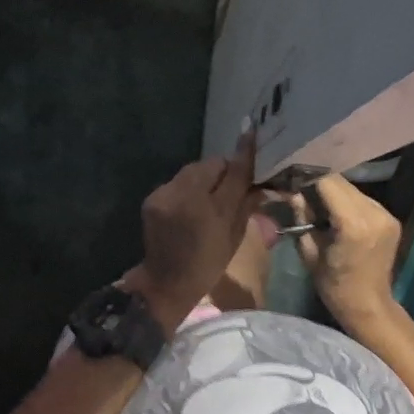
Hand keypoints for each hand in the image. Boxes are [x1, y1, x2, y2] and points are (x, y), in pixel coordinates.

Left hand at [128, 131, 262, 322]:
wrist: (165, 282)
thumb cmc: (207, 264)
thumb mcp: (234, 237)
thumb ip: (247, 204)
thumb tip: (261, 183)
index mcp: (213, 210)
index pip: (233, 172)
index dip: (244, 153)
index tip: (251, 130)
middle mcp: (187, 196)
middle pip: (211, 165)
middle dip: (223, 171)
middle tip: (230, 186)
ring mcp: (166, 195)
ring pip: (193, 171)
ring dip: (205, 177)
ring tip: (210, 197)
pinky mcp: (153, 198)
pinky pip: (178, 182)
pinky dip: (188, 187)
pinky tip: (190, 204)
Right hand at [293, 175, 402, 326]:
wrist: (369, 305)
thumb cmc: (334, 285)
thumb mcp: (309, 253)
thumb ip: (302, 218)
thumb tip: (294, 194)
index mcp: (354, 224)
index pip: (328, 183)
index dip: (308, 178)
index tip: (292, 181)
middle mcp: (375, 213)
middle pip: (342, 183)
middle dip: (319, 184)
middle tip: (301, 192)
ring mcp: (386, 215)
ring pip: (353, 189)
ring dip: (334, 192)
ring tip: (318, 205)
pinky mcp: (391, 218)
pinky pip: (363, 200)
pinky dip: (347, 202)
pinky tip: (337, 214)